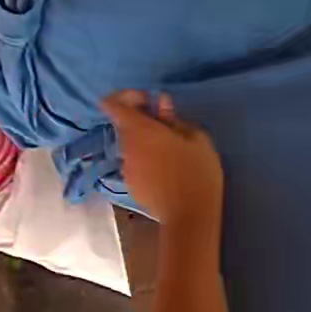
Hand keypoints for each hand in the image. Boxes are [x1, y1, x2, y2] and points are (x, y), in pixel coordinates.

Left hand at [103, 91, 224, 234]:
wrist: (189, 214)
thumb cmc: (197, 171)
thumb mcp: (197, 139)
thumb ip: (175, 119)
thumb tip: (161, 105)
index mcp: (140, 130)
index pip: (113, 103)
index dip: (127, 96)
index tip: (150, 101)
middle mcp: (127, 147)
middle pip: (125, 125)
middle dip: (144, 121)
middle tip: (171, 128)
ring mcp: (127, 168)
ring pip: (132, 146)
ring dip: (147, 143)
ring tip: (174, 152)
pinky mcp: (131, 186)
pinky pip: (137, 164)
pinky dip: (148, 161)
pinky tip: (170, 172)